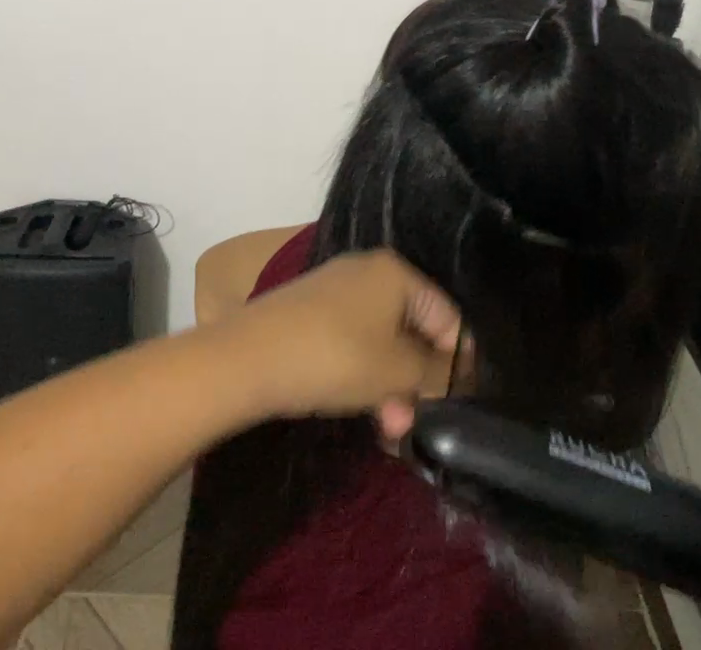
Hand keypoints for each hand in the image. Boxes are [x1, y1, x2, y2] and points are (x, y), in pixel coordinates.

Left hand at [220, 250, 461, 440]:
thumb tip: (456, 375)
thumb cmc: (334, 358)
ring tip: (387, 428)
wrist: (242, 360)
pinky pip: (352, 342)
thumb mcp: (396, 372)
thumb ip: (437, 374)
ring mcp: (334, 290)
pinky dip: (362, 375)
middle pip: (412, 330)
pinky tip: (360, 407)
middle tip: (412, 423)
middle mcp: (367, 271)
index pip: (448, 317)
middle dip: (417, 382)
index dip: (458, 362)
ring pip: (381, 341)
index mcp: (396, 272)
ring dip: (390, 386)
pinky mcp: (308, 312)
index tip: (457, 403)